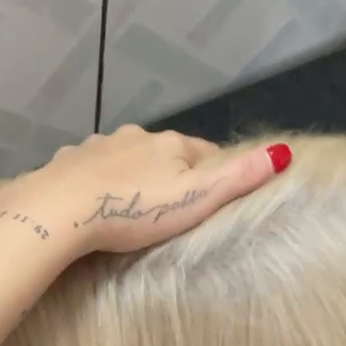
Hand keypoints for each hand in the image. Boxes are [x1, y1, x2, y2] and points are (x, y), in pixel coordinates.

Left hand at [0, 126, 288, 257]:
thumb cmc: (134, 210)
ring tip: (129, 203)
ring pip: (123, 157)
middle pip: (162, 152)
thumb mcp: (195, 199)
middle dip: (167, 172)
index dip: (210, 171)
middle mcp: (134, 136)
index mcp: (170, 144)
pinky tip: (90, 199)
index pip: (203, 151)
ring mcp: (97, 147)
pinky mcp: (67, 163)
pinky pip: (88, 170)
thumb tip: (284, 152)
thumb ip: (237, 178)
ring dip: (129, 174)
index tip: (210, 194)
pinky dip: (94, 181)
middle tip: (168, 205)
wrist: (62, 209)